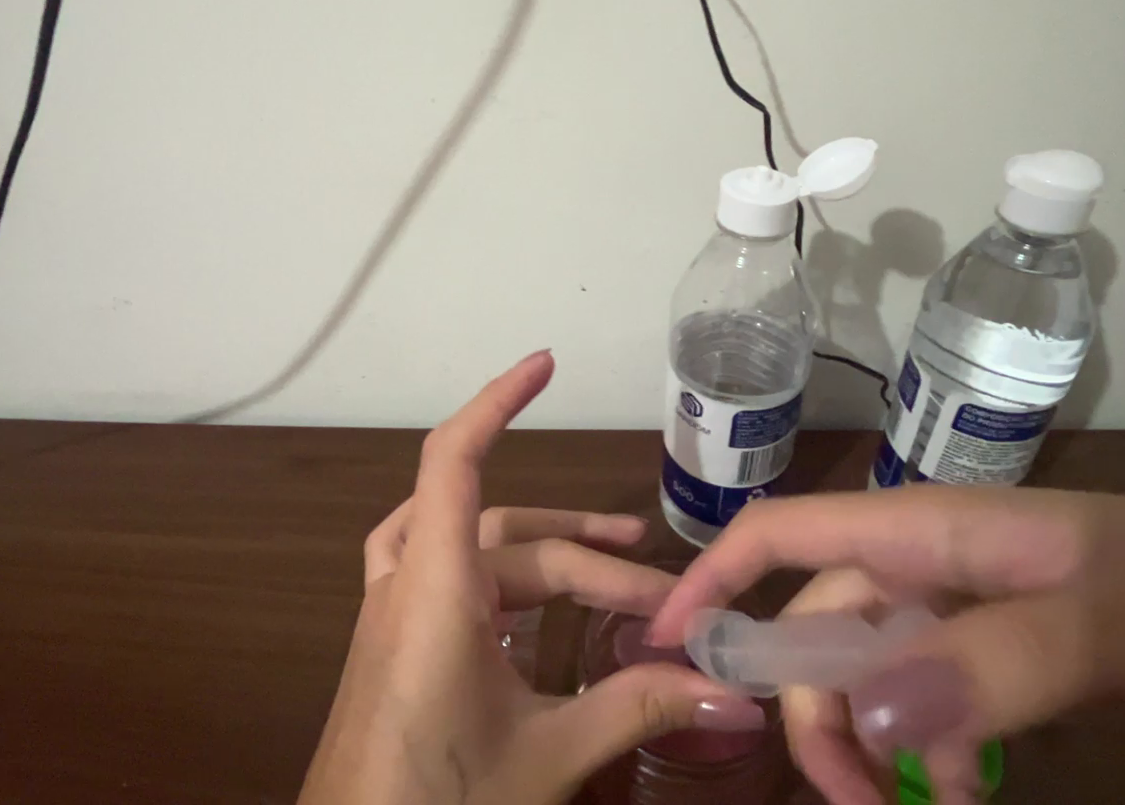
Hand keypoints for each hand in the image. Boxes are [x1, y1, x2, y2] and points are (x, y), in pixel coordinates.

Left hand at [298, 351, 765, 804]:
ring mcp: (393, 612)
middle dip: (586, 554)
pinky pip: (444, 576)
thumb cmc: (435, 802)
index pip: (455, 458)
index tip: (546, 363)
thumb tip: (732, 685)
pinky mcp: (392, 643)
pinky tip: (536, 613)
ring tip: (614, 570)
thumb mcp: (545, 757)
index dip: (499, 401)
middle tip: (658, 586)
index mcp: (435, 587)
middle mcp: (409, 583)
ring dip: (544, 555)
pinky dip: (498, 576)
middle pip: (507, 535)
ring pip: (476, 550)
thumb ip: (636, 709)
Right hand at [648, 486, 1124, 804]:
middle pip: (821, 627)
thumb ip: (985, 665)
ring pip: (870, 672)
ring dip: (867, 743)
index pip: (786, 535)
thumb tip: (854, 719)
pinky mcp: (1004, 656)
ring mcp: (967, 612)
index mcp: (930, 526)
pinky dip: (923, 751)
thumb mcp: (1108, 623)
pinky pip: (925, 702)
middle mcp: (931, 563)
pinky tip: (958, 793)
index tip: (661, 646)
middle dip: (810, 711)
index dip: (714, 579)